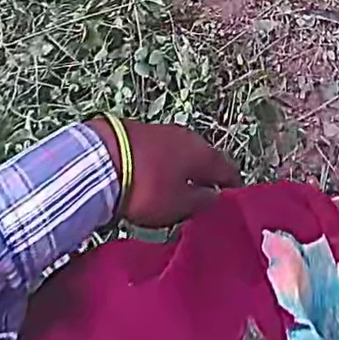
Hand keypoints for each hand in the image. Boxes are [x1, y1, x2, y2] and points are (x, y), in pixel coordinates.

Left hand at [87, 118, 241, 226]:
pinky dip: (168, 167)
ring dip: (186, 173)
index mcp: (204, 153)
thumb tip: (217, 197)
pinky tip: (160, 181)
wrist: (105, 157)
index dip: (233, 191)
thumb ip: (202, 202)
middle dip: (208, 180)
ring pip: (184, 156)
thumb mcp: (179, 204)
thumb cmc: (149, 187)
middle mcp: (189, 137)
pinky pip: (165, 154)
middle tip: (207, 204)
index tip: (233, 208)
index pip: (228, 171)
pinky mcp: (144, 133)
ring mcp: (166, 131)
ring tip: (181, 195)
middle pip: (205, 161)